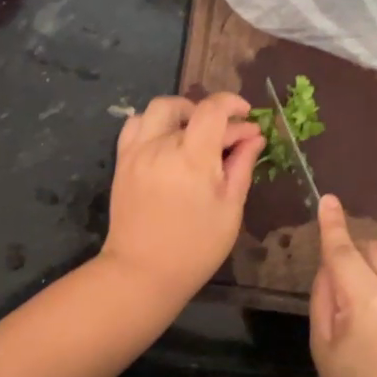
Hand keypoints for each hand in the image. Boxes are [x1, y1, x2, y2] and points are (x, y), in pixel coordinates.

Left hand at [101, 94, 264, 303]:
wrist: (142, 272)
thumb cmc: (196, 247)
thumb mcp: (230, 209)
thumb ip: (241, 167)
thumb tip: (254, 137)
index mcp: (193, 157)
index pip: (213, 109)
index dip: (234, 104)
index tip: (248, 117)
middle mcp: (161, 145)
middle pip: (190, 109)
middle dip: (214, 116)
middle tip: (228, 137)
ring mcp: (137, 151)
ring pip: (160, 109)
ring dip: (183, 112)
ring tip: (196, 133)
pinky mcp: (123, 161)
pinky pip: (135, 124)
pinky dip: (154, 123)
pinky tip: (167, 140)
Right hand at [309, 194, 376, 376]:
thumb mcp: (325, 352)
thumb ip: (323, 301)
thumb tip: (328, 269)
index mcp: (364, 299)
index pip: (343, 250)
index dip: (332, 224)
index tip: (328, 199)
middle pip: (372, 249)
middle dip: (355, 254)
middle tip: (342, 285)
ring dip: (376, 272)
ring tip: (369, 314)